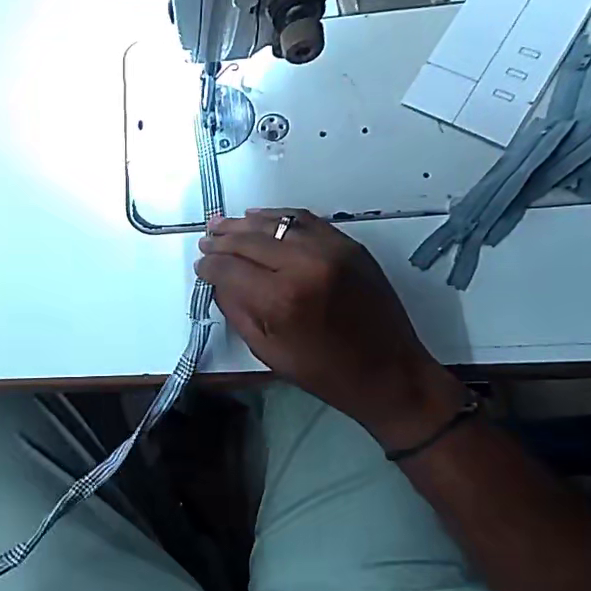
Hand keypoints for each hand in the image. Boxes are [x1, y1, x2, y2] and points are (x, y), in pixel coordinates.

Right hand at [195, 209, 466, 445]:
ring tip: (223, 225)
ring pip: (275, 223)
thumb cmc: (324, 372)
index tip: (200, 268)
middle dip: (221, 242)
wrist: (390, 373)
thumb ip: (237, 310)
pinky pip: (304, 220)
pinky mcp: (349, 246)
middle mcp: (304, 265)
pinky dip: (278, 217)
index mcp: (280, 298)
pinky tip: (259, 218)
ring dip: (243, 224)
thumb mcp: (267, 350)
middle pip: (248, 240)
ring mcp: (330, 251)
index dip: (209, 267)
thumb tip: (218, 282)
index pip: (229, 268)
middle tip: (205, 242)